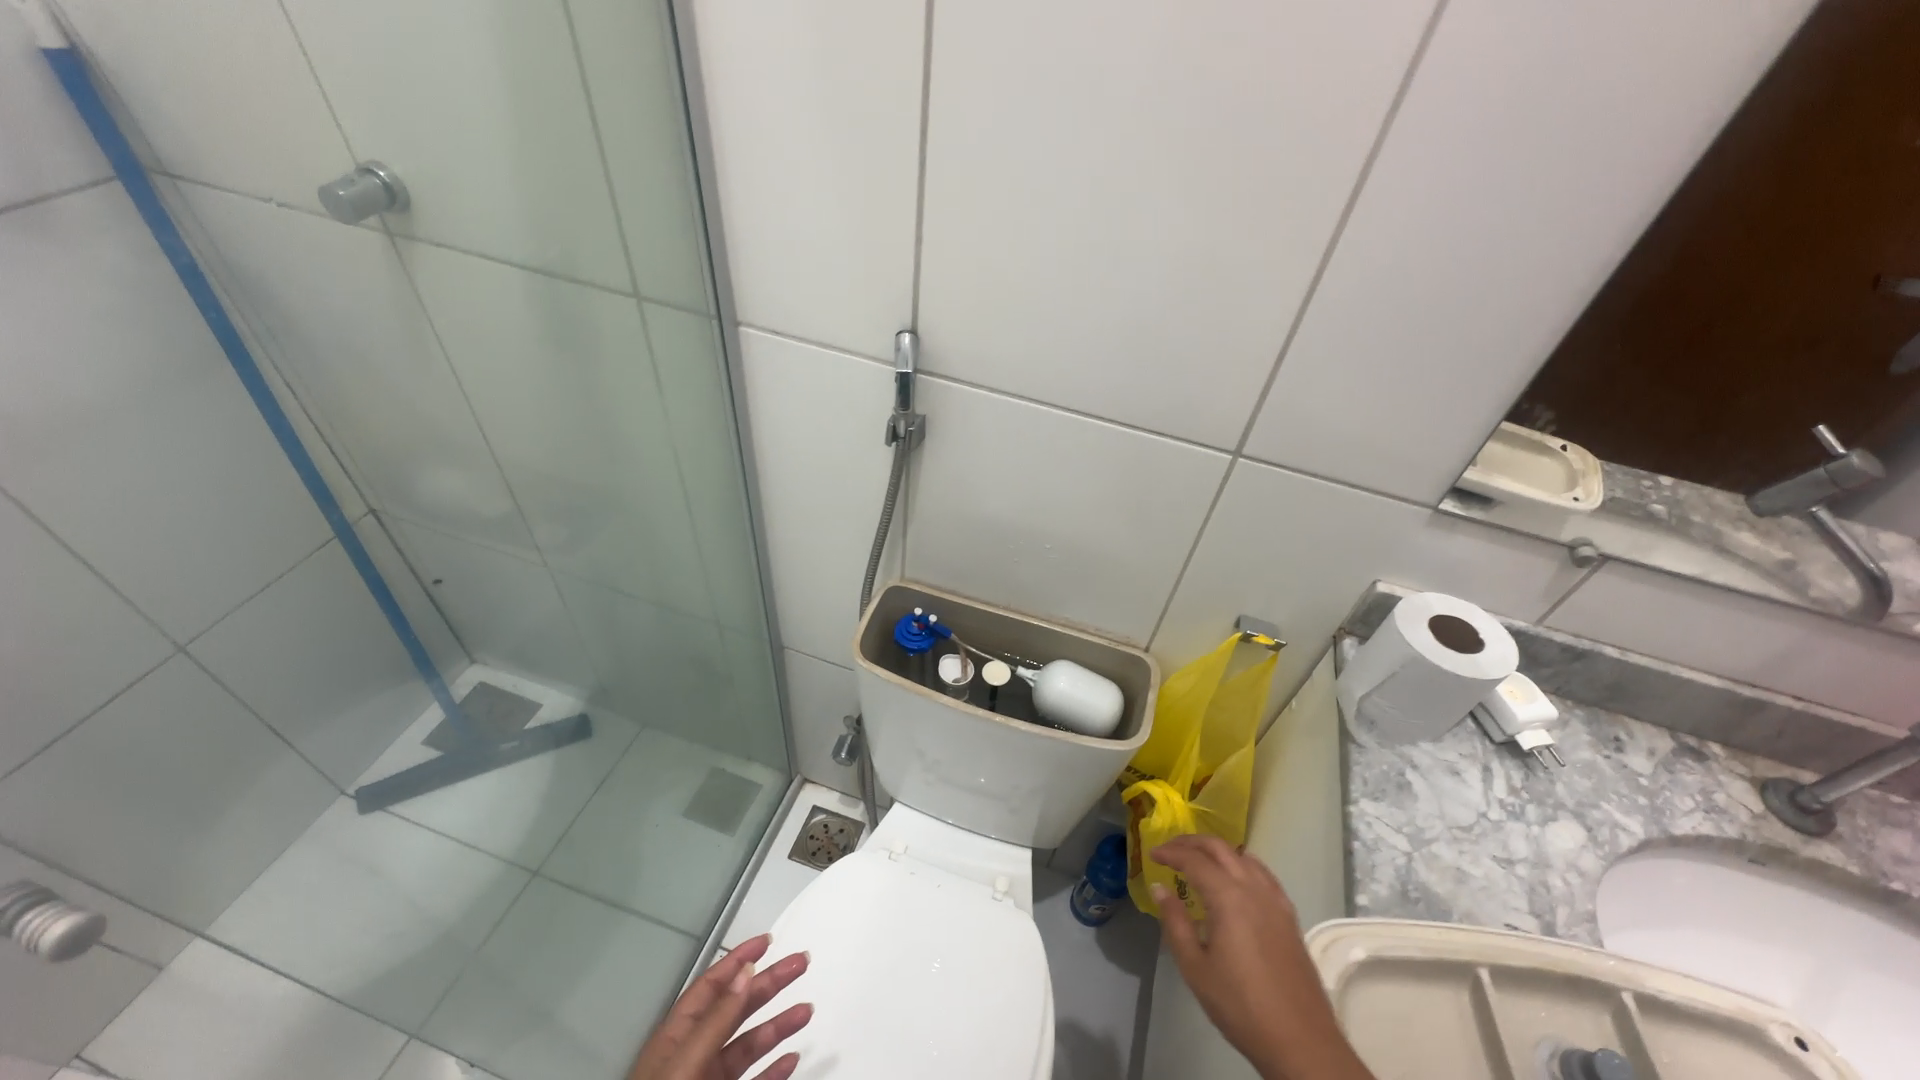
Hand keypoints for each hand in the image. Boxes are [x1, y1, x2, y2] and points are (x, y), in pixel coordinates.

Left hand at [627, 934, 812, 1079]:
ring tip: (807, 1010)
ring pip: (749, 1047)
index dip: (737, 960)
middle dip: (768, 985)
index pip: (711, 987)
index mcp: (678, 1037)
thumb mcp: (686, 1063)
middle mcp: (694, 1055)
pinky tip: (792, 1060)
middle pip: (736, 1010)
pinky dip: (773, 1072)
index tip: (767, 941)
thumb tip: (745, 971)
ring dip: (778, 1026)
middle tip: (801, 963)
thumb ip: (717, 1020)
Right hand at [1150, 836, 1373, 1079]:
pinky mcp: (1290, 916)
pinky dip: (1242, 865)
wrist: (1299, 1039)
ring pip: (1245, 857)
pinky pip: (1263, 875)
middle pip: (1221, 849)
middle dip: (1192, 843)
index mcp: (1229, 898)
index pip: (1195, 860)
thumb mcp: (1195, 967)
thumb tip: (1160, 888)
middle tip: (1169, 850)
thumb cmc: (1240, 1005)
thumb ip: (1175, 922)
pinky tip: (1235, 881)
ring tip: (1198, 861)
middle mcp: (1254, 890)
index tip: (1152, 854)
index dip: (1170, 852)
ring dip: (1218, 851)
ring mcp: (1277, 901)